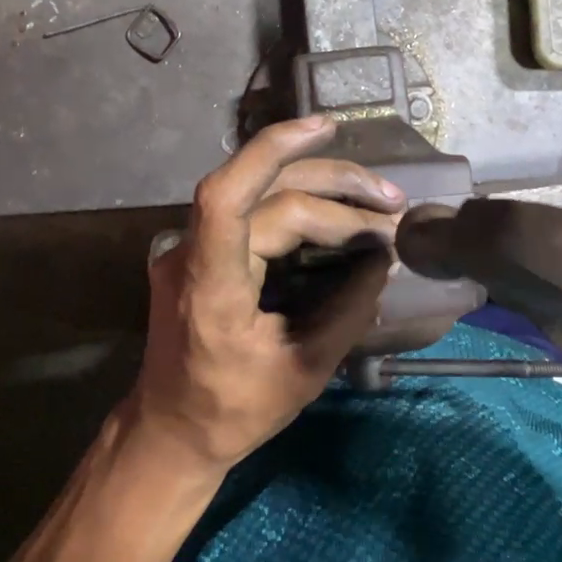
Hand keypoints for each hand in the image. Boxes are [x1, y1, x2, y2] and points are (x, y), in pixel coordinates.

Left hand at [126, 114, 405, 471]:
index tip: (327, 131)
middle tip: (392, 199)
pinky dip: (298, 205)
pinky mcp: (200, 249)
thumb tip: (384, 261)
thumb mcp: (303, 372)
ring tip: (377, 197)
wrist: (170, 430)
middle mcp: (191, 253)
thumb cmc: (232, 410)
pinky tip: (336, 207)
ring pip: (259, 194)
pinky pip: (251, 212)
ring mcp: (189, 246)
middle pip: (266, 193)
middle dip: (335, 187)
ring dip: (321, 188)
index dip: (270, 151)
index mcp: (208, 286)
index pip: (226, 196)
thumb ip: (346, 311)